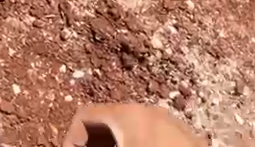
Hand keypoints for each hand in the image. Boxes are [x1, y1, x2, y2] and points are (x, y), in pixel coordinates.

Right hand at [62, 104, 201, 146]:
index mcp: (128, 112)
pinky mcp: (185, 138)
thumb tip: (72, 142)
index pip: (84, 114)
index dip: (70, 136)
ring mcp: (169, 123)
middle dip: (93, 141)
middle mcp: (147, 110)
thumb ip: (92, 145)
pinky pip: (149, 136)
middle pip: (107, 120)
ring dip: (114, 143)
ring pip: (129, 129)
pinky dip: (134, 144)